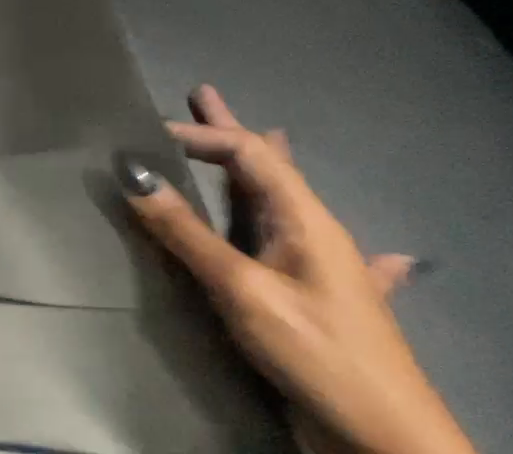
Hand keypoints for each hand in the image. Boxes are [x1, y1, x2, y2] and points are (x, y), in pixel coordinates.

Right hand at [123, 85, 474, 453]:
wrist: (383, 439)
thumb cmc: (316, 349)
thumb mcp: (243, 289)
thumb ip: (185, 231)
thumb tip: (129, 172)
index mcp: (305, 220)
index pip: (249, 152)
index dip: (200, 133)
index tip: (143, 131)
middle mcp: (311, 234)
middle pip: (265, 167)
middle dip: (229, 130)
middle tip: (201, 93)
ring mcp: (311, 267)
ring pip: (271, 201)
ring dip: (245, 169)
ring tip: (237, 138)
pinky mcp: (301, 297)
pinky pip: (280, 242)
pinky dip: (278, 221)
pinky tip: (334, 238)